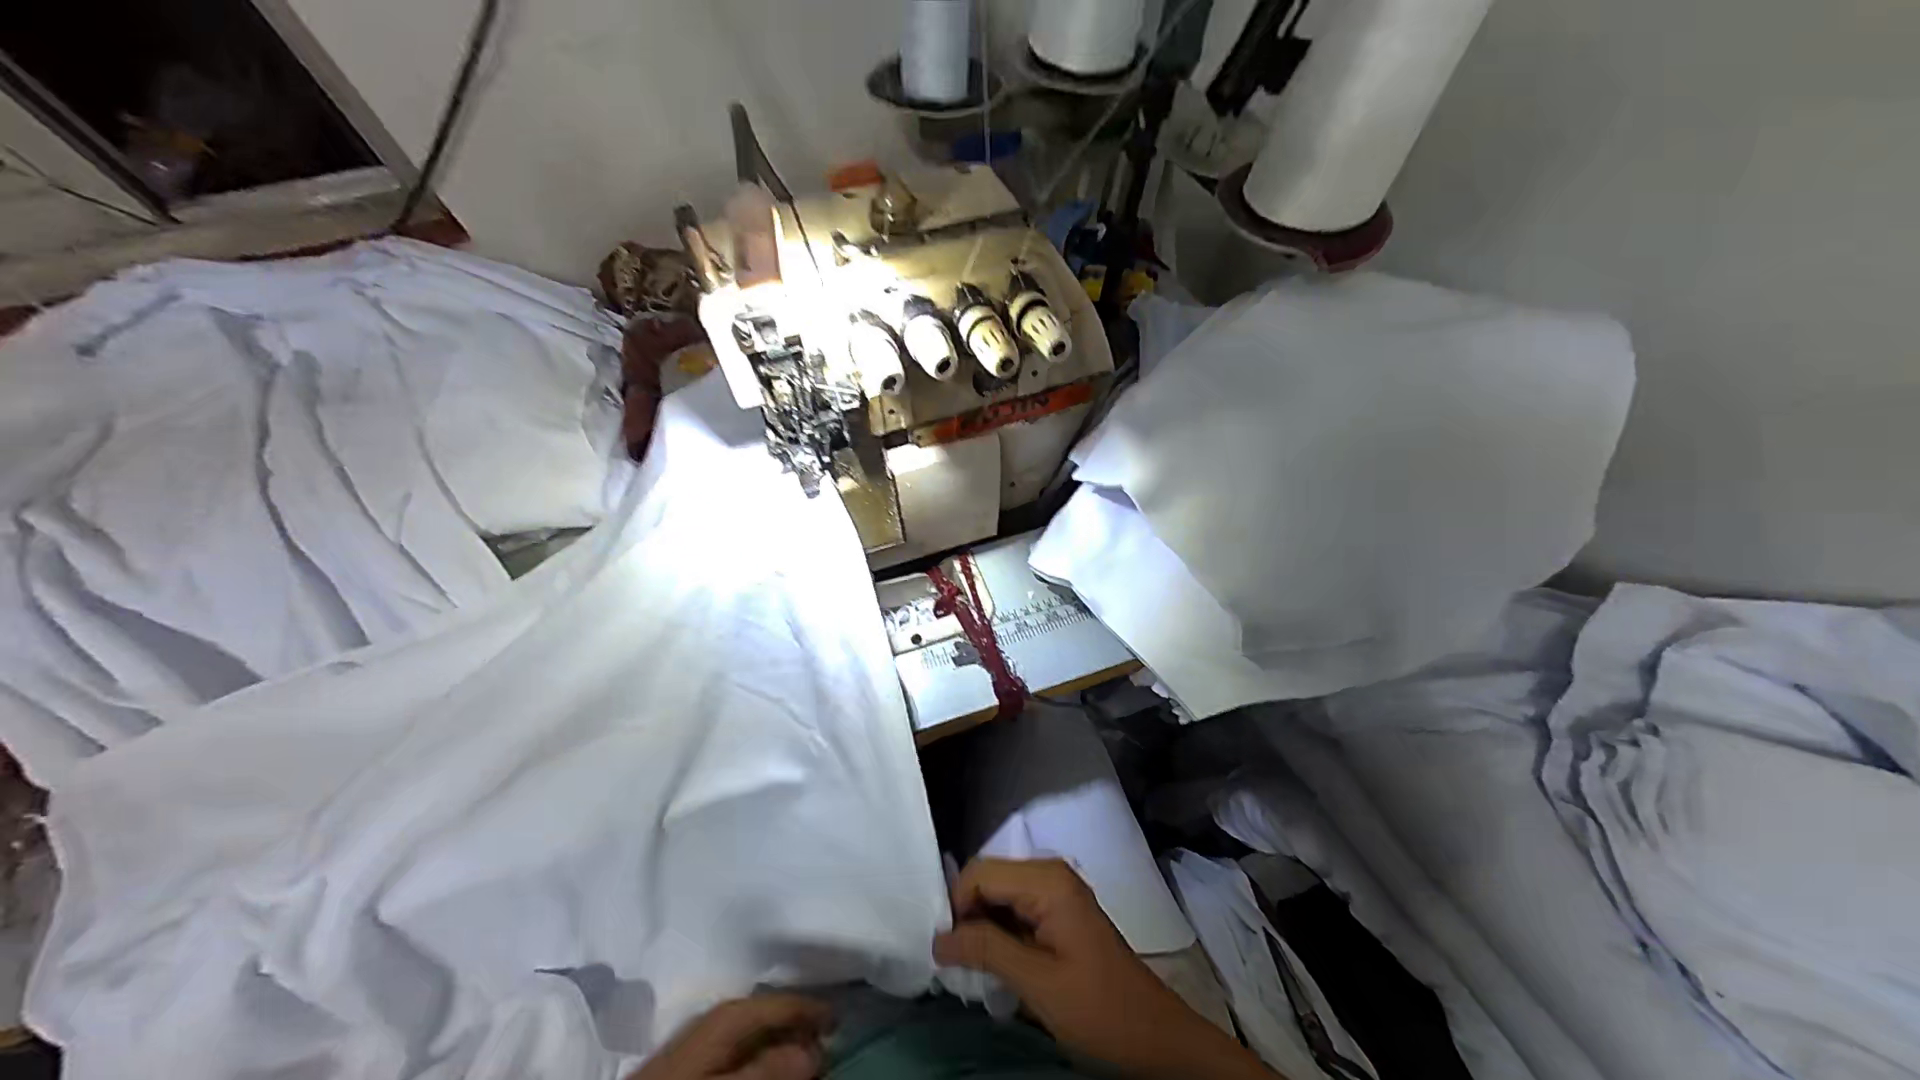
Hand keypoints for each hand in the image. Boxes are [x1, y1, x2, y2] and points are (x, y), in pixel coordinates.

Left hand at [627, 995, 830, 1079]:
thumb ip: (770, 1070)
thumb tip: (816, 1049)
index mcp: (729, 1017)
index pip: (783, 1002)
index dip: (814, 1010)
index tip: (841, 1021)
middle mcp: (719, 1019)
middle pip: (771, 1015)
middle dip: (800, 1028)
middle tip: (827, 1045)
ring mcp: (704, 1041)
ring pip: (756, 1035)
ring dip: (780, 1046)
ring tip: (802, 1064)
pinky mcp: (692, 1064)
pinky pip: (740, 1052)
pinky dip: (760, 1059)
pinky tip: (764, 1070)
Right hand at [934, 858, 1278, 1079]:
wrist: (1154, 1037)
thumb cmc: (1098, 1008)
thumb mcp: (1037, 982)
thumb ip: (986, 950)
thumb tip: (938, 937)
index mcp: (1047, 880)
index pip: (978, 872)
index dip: (957, 907)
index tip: (950, 951)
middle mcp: (1049, 873)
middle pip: (987, 879)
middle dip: (967, 916)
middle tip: (959, 962)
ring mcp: (1056, 891)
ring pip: (998, 895)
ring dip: (982, 928)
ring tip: (976, 967)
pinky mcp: (1058, 912)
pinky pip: (1014, 909)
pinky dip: (999, 933)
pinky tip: (997, 964)